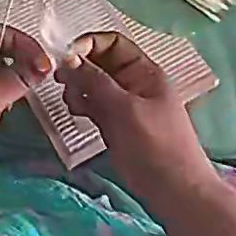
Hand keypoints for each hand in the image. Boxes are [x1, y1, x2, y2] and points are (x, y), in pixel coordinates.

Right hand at [56, 32, 211, 196]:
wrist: (175, 193)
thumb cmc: (157, 146)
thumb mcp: (126, 109)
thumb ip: (96, 82)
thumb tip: (69, 60)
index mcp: (144, 72)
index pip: (112, 43)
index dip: (89, 44)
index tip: (66, 56)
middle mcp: (132, 83)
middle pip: (98, 62)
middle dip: (78, 67)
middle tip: (60, 79)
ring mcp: (121, 104)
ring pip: (90, 83)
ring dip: (76, 87)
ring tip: (71, 101)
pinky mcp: (112, 123)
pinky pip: (90, 104)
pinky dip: (80, 104)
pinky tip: (76, 113)